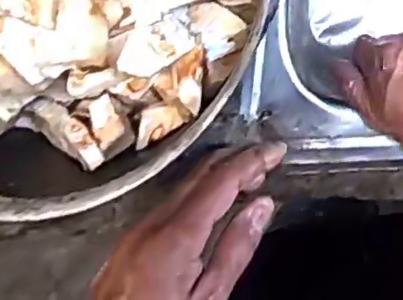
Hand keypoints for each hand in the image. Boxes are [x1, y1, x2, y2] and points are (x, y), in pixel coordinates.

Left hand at [90, 142, 284, 299]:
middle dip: (236, 161)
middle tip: (268, 164)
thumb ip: (235, 251)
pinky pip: (168, 206)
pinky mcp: (124, 250)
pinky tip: (213, 208)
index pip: (221, 178)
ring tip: (248, 182)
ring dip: (217, 177)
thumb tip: (262, 205)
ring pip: (183, 186)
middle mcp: (150, 224)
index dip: (253, 159)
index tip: (278, 150)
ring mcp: (132, 236)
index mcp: (173, 236)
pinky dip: (197, 196)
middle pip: (199, 173)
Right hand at [333, 31, 402, 167]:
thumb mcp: (373, 114)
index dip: (364, 64)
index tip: (372, 79)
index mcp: (380, 55)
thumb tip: (338, 66)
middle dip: (386, 60)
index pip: (361, 46)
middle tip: (395, 86)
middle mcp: (402, 39)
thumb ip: (351, 86)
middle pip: (384, 43)